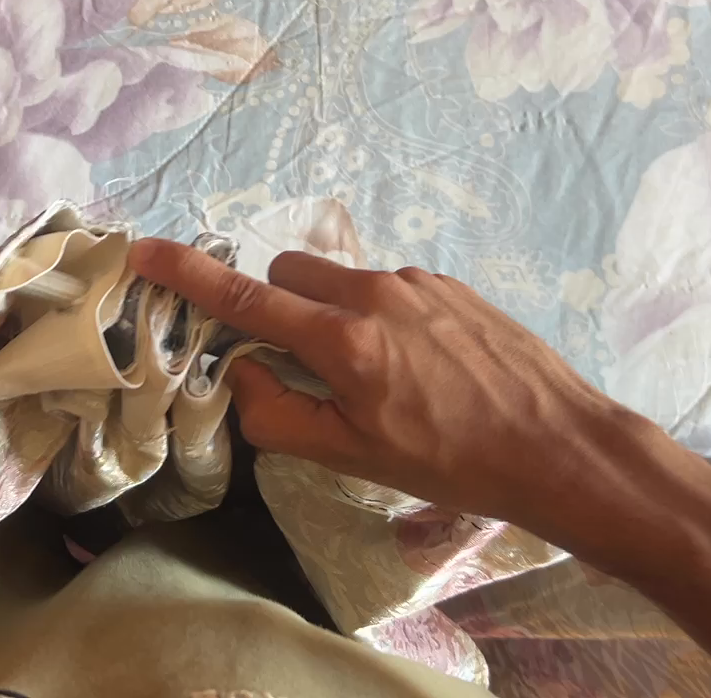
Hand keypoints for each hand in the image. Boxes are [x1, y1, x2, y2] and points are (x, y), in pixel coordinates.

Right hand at [129, 239, 660, 538]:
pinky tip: (422, 360)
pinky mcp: (446, 282)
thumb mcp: (352, 456)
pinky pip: (384, 285)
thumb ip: (276, 414)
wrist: (566, 449)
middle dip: (279, 302)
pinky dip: (378, 314)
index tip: (144, 248)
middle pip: (287, 270)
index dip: (187, 272)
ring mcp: (413, 280)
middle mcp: (372, 293)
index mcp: (342, 340)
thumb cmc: (451, 462)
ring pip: (337, 278)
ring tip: (382, 370)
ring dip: (332, 312)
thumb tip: (241, 370)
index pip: (245, 296)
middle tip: (309, 359)